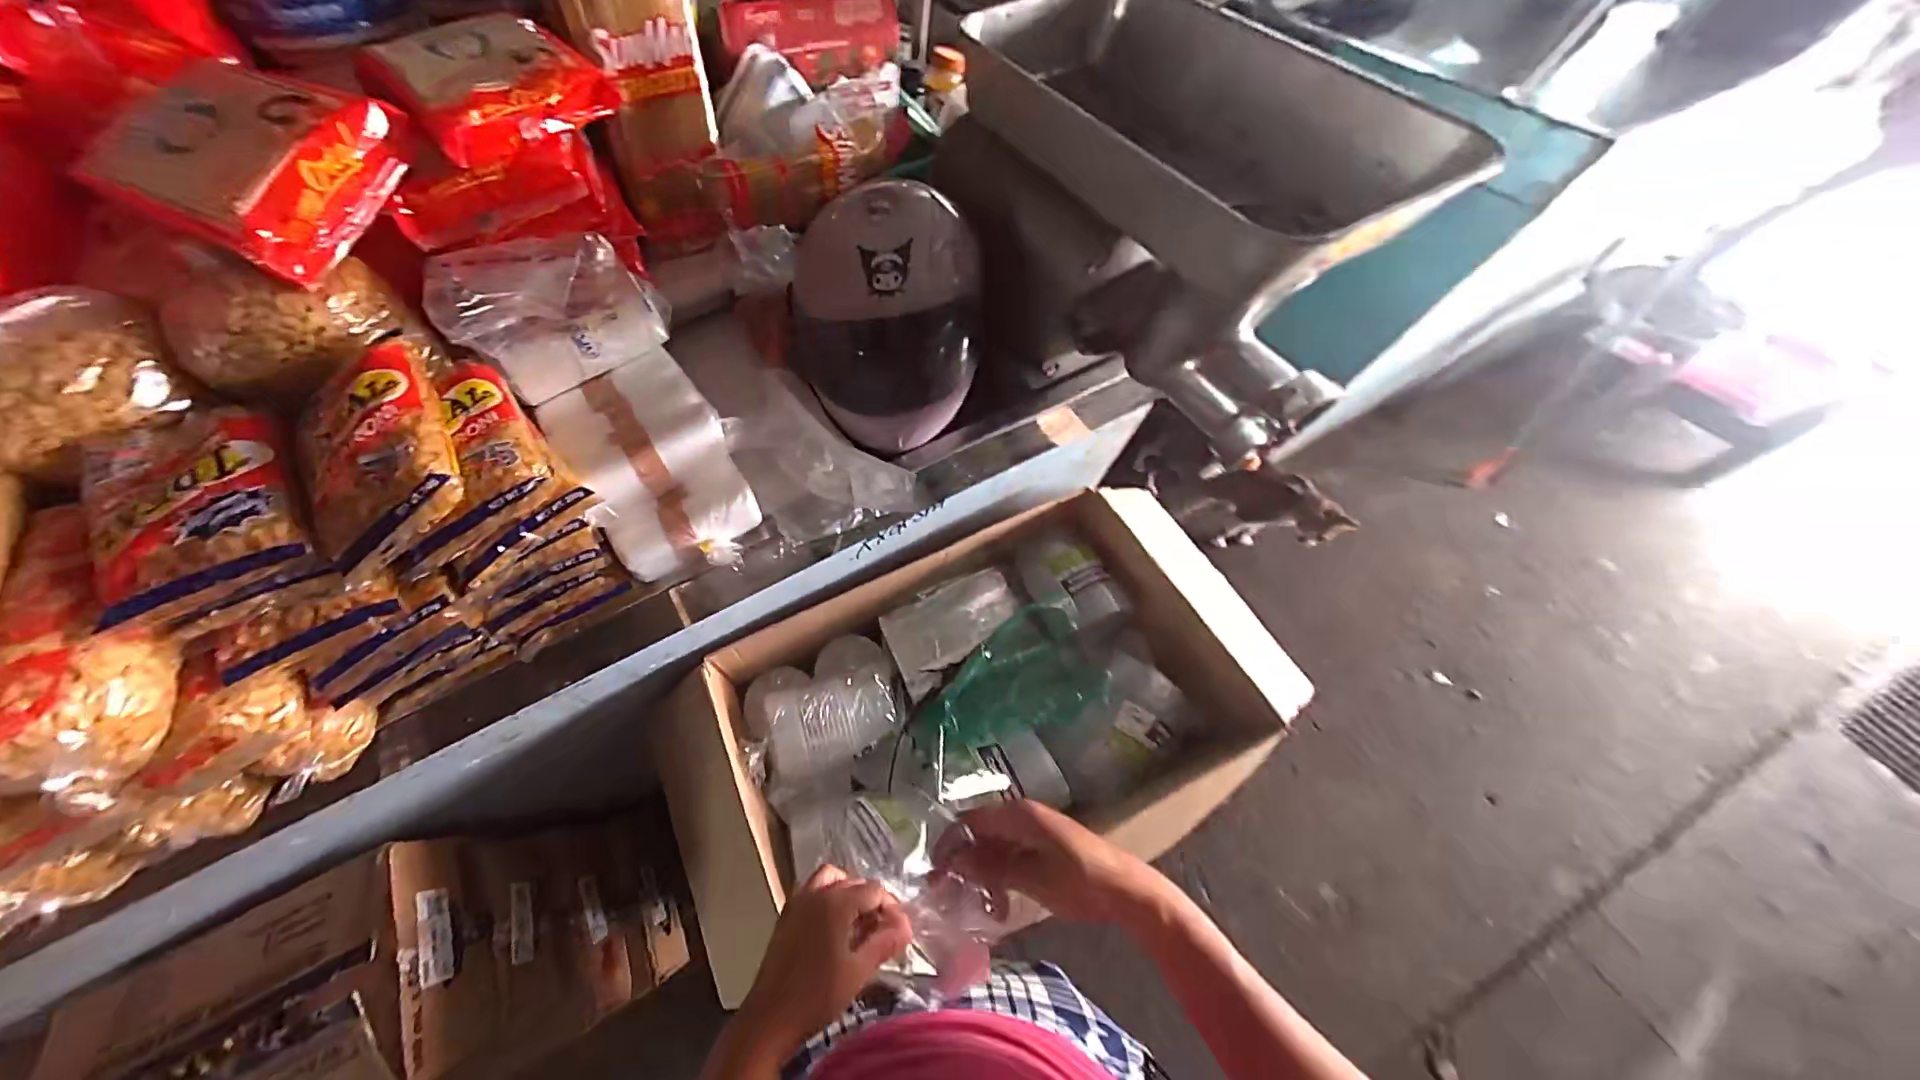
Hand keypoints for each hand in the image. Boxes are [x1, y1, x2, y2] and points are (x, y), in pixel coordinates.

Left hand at [736, 864, 913, 1056]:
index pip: (874, 890)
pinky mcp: (786, 914)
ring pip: (830, 878)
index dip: (891, 907)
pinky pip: (811, 889)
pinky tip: (833, 923)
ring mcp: (798, 901)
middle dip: (872, 900)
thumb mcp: (858, 971)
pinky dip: (827, 894)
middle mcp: (817, 893)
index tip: (898, 930)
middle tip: (882, 928)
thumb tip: (906, 926)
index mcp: (837, 902)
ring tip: (858, 918)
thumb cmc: (818, 995)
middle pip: (854, 881)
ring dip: (848, 890)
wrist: (770, 1018)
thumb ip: (884, 943)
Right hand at [942, 799, 1179, 926]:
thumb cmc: (1079, 879)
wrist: (1126, 889)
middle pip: (979, 833)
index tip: (934, 873)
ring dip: (981, 874)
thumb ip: (991, 868)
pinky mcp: (1042, 848)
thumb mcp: (1031, 878)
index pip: (969, 820)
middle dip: (962, 862)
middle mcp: (1022, 816)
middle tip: (947, 893)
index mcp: (1018, 814)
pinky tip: (1000, 905)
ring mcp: (1032, 832)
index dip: (948, 844)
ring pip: (993, 848)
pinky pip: (1009, 857)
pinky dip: (999, 877)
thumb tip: (954, 862)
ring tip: (976, 905)